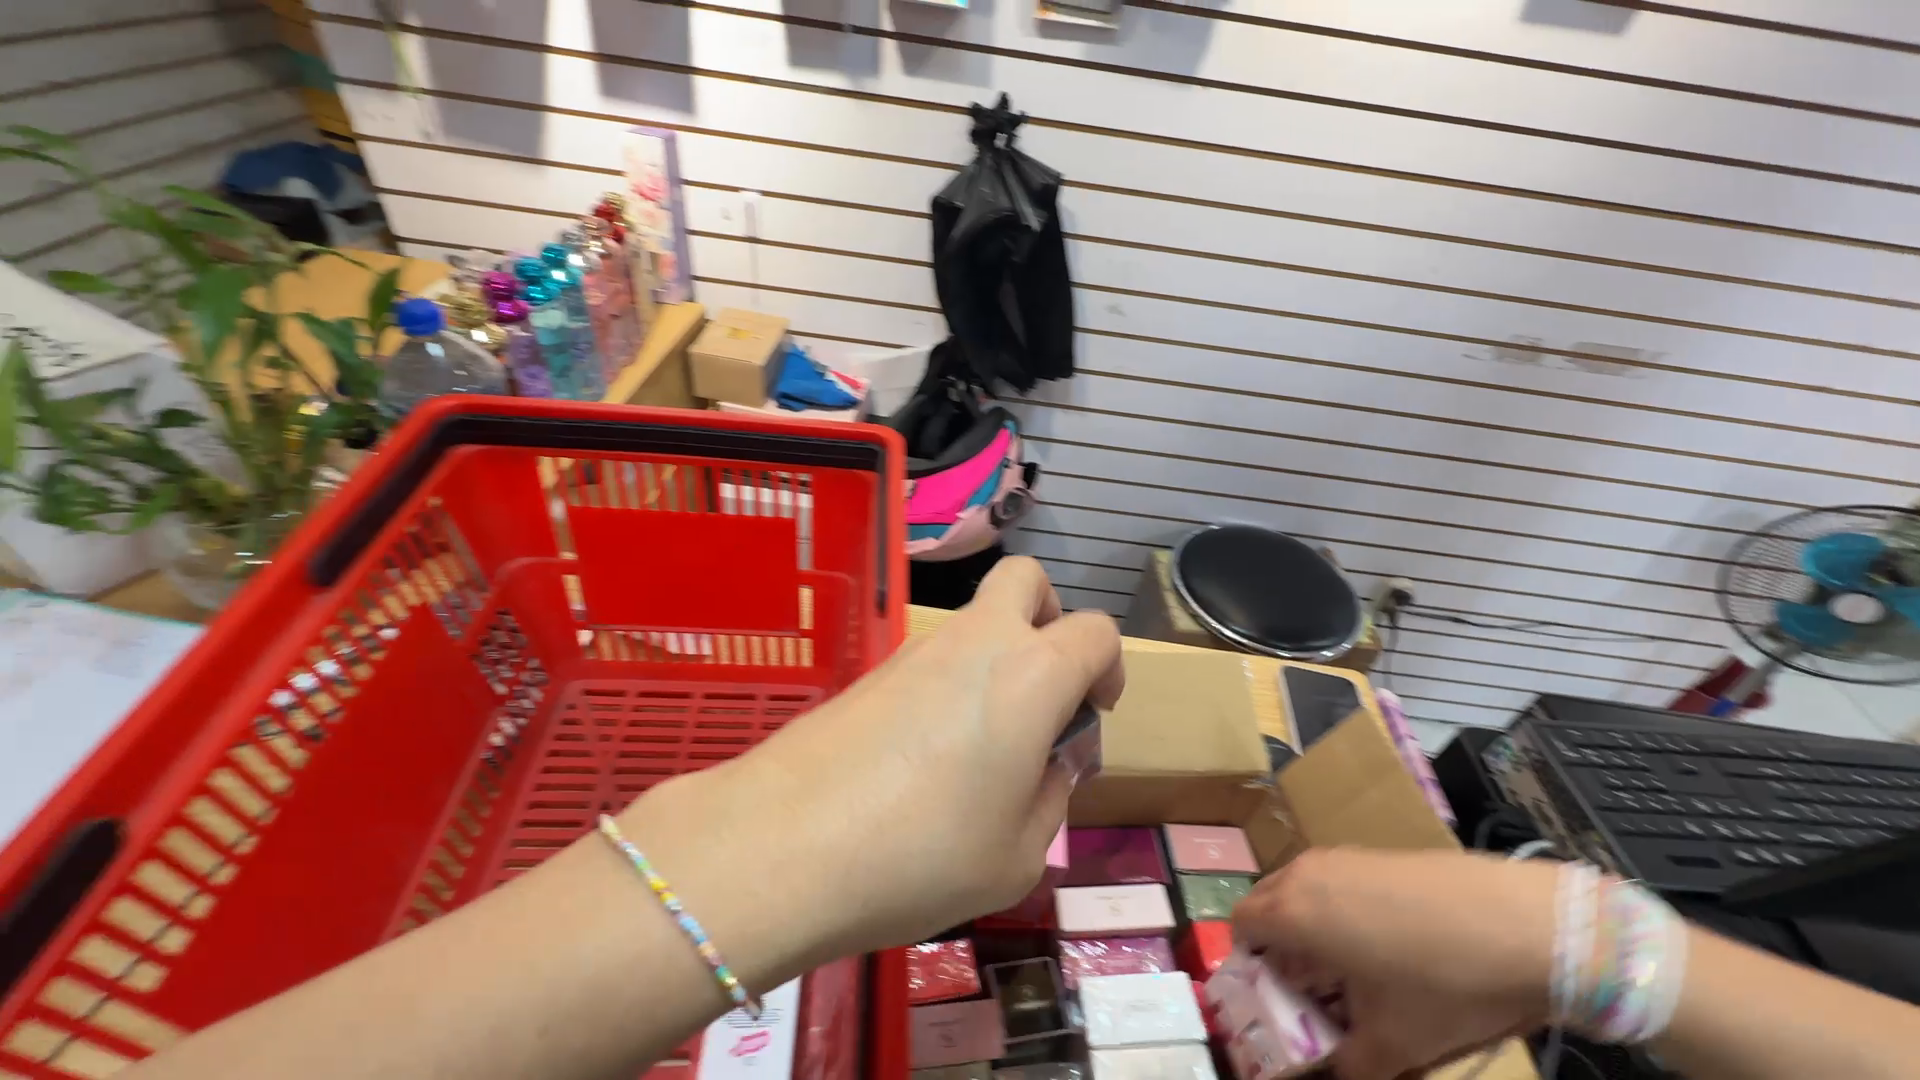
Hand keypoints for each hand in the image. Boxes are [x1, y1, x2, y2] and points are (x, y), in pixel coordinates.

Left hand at [620, 557, 1123, 988]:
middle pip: (1025, 580)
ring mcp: (914, 650)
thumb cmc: (923, 854)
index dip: (1108, 668)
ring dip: (994, 660)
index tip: (1090, 717)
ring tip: (978, 750)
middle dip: (1049, 618)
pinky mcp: (870, 672)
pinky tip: (923, 760)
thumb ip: (1050, 797)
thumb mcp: (1018, 856)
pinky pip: (928, 659)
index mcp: (1031, 674)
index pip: (1095, 631)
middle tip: (1042, 690)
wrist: (784, 845)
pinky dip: (947, 686)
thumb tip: (1047, 764)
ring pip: (972, 621)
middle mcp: (975, 640)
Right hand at [1232, 849, 1560, 1079]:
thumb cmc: (1445, 983)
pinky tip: (1386, 941)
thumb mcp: (1396, 1042)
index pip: (1240, 926)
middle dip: (1276, 944)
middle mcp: (1304, 874)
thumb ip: (1352, 1068)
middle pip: (1265, 903)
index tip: (1275, 995)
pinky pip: (1332, 879)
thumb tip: (1335, 1079)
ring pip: (1299, 889)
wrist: (1525, 923)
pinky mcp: (1372, 852)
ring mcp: (1339, 857)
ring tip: (1351, 966)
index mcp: (1293, 913)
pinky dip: (1336, 907)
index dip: (1248, 964)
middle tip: (1310, 986)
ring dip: (1306, 924)